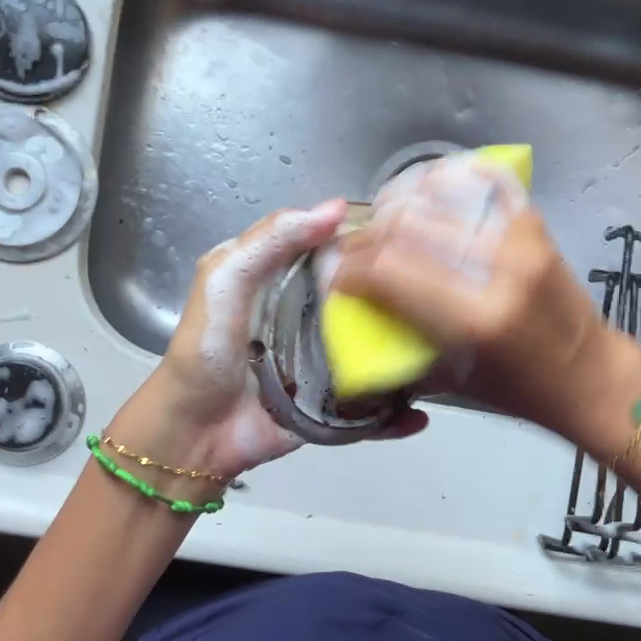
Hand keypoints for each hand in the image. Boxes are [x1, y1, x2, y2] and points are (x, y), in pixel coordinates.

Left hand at [107, 201, 428, 496]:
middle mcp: (310, 319)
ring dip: (410, 357)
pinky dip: (397, 417)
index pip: (337, 253)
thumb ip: (271, 239)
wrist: (195, 431)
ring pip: (378, 356)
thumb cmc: (206, 350)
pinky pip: (370, 412)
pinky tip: (419, 416)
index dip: (370, 244)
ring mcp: (325, 366)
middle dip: (404, 301)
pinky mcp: (331, 410)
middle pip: (367, 303)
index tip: (411, 239)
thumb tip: (335, 209)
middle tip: (443, 297)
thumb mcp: (225, 278)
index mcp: (284, 281)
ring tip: (446, 352)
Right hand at [330, 154, 640, 456]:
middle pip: (406, 227)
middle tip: (350, 248)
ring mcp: (519, 238)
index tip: (333, 274)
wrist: (587, 375)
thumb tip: (354, 306)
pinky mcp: (533, 222)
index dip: (349, 268)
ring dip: (396, 205)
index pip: (389, 271)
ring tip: (380, 222)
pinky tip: (422, 194)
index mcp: (473, 318)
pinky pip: (477, 182)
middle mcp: (497, 268)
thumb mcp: (449, 377)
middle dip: (365, 236)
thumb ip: (400, 338)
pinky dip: (442, 182)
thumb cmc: (516, 390)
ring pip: (436, 196)